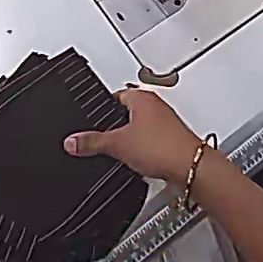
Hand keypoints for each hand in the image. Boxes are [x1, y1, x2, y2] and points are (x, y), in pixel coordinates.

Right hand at [64, 88, 206, 184]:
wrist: (191, 167)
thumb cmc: (163, 146)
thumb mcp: (117, 145)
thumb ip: (91, 143)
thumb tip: (72, 141)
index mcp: (142, 97)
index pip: (115, 94)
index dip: (102, 106)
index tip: (93, 113)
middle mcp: (156, 105)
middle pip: (128, 111)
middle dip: (116, 124)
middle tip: (105, 135)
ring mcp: (165, 122)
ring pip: (140, 126)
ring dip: (131, 137)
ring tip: (124, 149)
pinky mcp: (171, 138)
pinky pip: (150, 140)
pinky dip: (143, 147)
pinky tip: (139, 159)